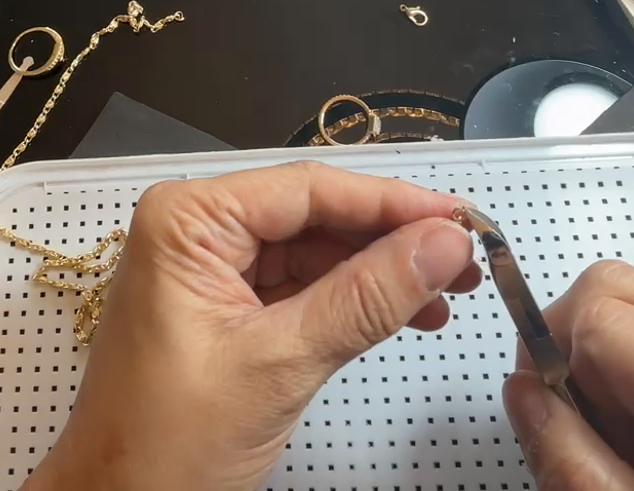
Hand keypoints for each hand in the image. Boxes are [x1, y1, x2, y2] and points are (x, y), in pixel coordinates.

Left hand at [25, 160, 482, 490]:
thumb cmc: (169, 444)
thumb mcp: (279, 363)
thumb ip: (366, 296)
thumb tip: (444, 242)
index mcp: (189, 217)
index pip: (306, 189)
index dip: (389, 200)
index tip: (459, 216)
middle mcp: (197, 225)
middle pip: (312, 214)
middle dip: (389, 237)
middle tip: (464, 255)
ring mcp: (210, 262)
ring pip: (312, 247)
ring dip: (377, 269)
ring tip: (447, 288)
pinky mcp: (224, 299)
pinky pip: (299, 282)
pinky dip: (351, 297)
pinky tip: (403, 310)